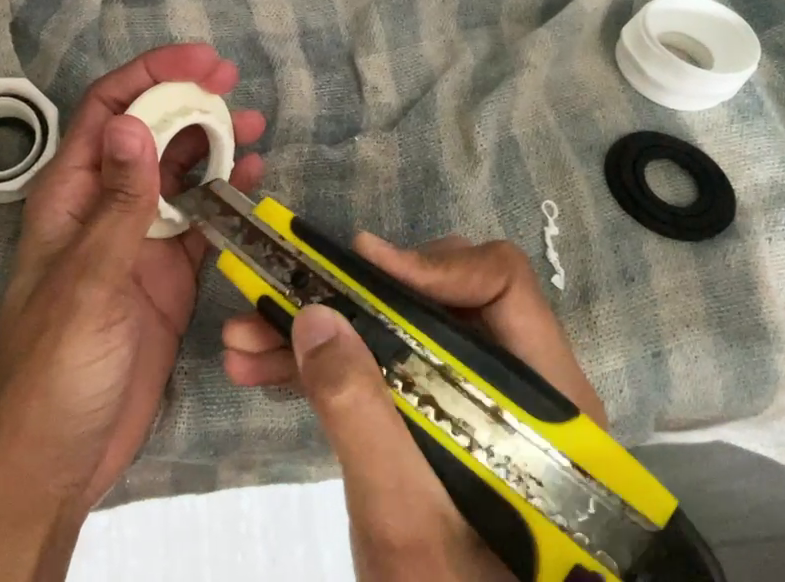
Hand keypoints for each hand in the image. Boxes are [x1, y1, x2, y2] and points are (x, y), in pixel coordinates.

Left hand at [0, 44, 264, 581]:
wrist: (56, 457)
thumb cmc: (54, 367)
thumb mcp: (86, 281)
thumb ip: (117, 206)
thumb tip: (134, 123)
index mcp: (70, 197)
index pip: (106, 114)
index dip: (150, 77)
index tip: (201, 59)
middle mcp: (103, 210)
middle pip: (147, 137)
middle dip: (187, 103)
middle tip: (236, 84)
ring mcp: (136, 245)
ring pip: (177, 178)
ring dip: (212, 148)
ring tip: (257, 125)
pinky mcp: (165, 280)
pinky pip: (199, 226)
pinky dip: (225, 201)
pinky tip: (253, 182)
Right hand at [222, 236, 604, 581]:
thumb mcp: (405, 520)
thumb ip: (361, 417)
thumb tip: (315, 316)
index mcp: (541, 400)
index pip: (501, 285)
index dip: (430, 263)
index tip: (359, 265)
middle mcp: (509, 387)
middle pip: (431, 299)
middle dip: (344, 295)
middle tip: (277, 298)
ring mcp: (466, 405)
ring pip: (392, 332)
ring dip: (317, 331)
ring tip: (242, 341)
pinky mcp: (430, 425)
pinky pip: (376, 370)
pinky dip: (320, 366)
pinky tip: (259, 370)